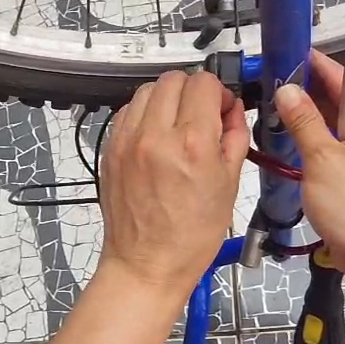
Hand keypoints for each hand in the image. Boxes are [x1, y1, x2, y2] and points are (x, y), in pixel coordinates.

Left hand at [98, 70, 248, 295]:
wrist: (146, 264)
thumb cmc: (190, 237)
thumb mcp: (229, 186)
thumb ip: (234, 138)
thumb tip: (232, 110)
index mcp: (192, 144)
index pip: (203, 83)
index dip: (218, 92)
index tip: (222, 110)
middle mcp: (155, 135)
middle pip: (174, 79)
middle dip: (193, 91)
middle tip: (201, 115)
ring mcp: (127, 141)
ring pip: (147, 90)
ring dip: (167, 99)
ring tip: (177, 126)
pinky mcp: (110, 150)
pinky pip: (128, 112)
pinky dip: (144, 115)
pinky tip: (156, 138)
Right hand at [272, 50, 344, 284]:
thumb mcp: (321, 159)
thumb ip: (303, 122)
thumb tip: (288, 89)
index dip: (318, 66)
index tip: (292, 54)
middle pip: (342, 107)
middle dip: (310, 96)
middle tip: (275, 88)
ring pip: (339, 134)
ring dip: (312, 125)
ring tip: (280, 117)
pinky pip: (340, 156)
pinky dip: (318, 149)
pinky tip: (297, 153)